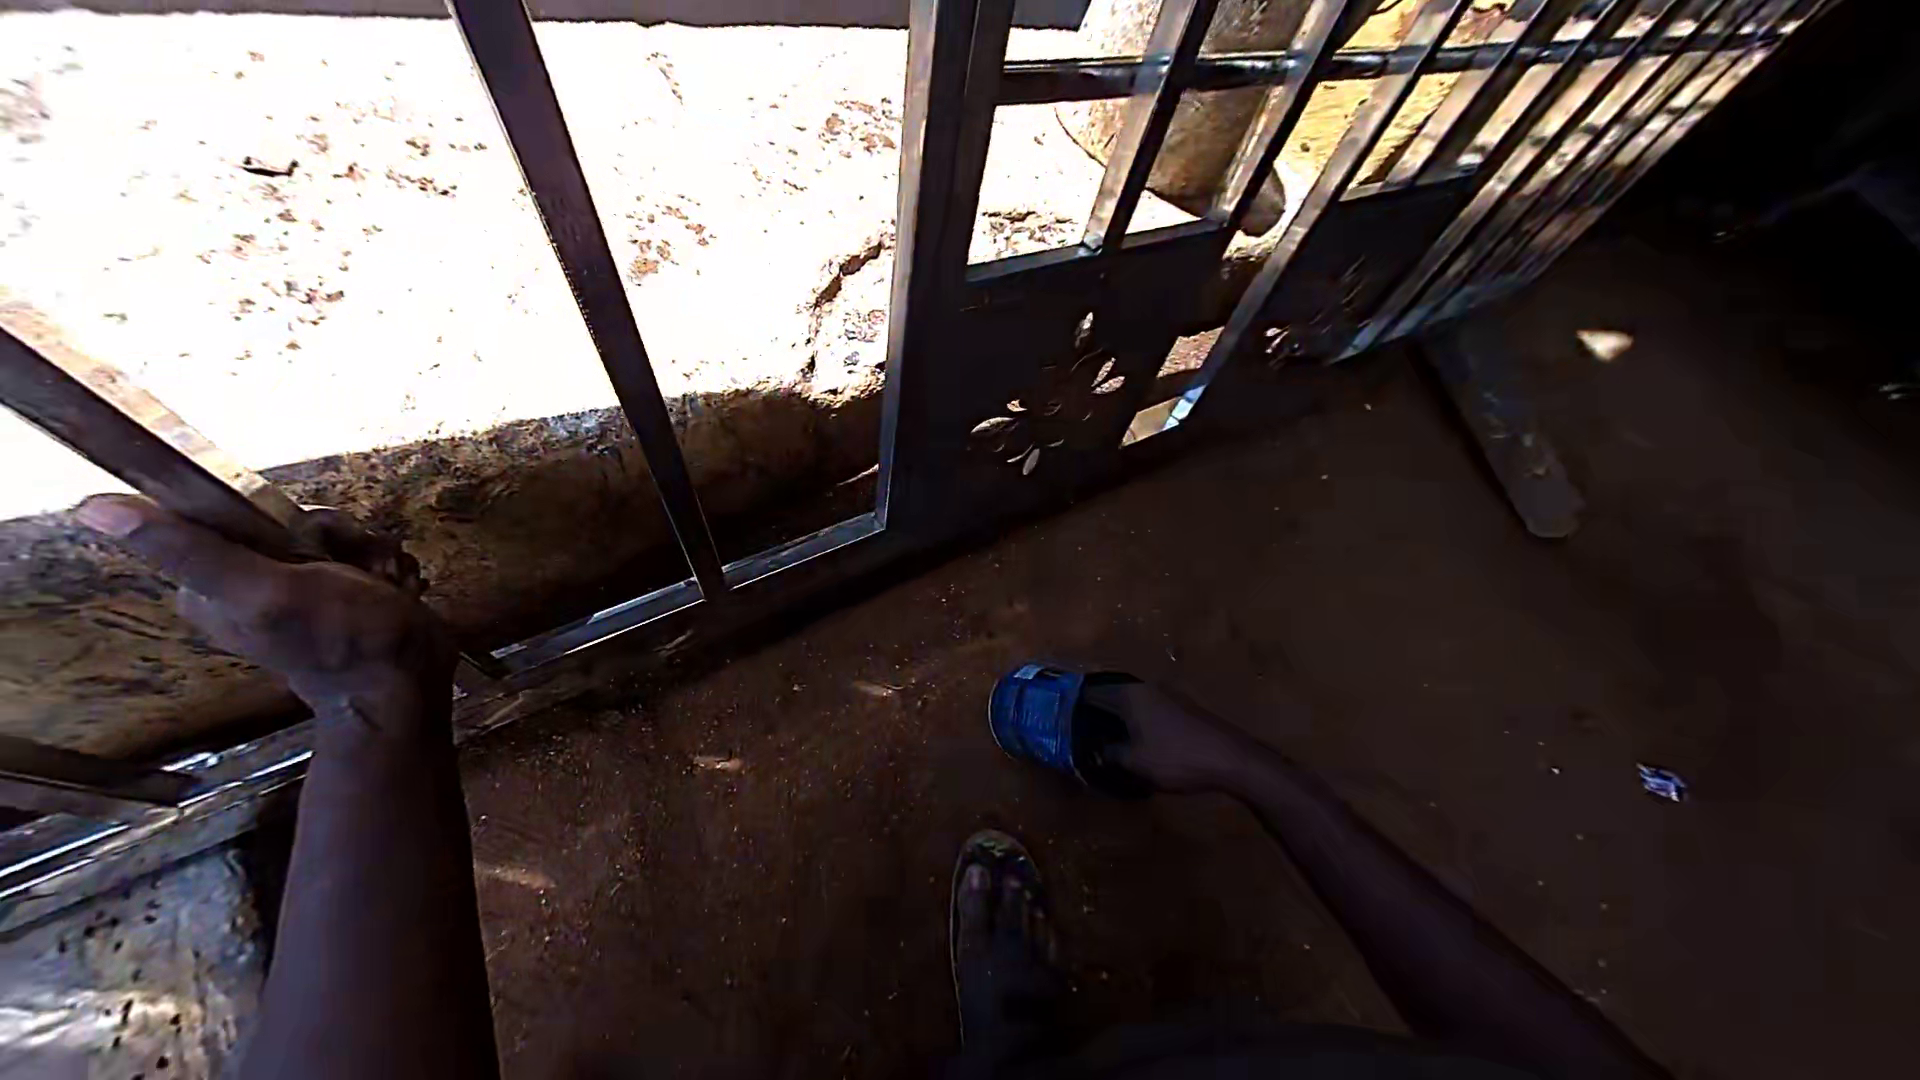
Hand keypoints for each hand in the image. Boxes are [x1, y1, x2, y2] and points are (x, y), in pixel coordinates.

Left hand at [75, 494, 453, 730]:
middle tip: (365, 572)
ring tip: (389, 585)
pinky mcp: (350, 594)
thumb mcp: (266, 592)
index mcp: (214, 586)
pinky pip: (371, 560)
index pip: (246, 519)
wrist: (406, 680)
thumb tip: (93, 507)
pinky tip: (400, 591)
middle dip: (350, 541)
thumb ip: (195, 553)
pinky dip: (393, 571)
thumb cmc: (343, 638)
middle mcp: (255, 584)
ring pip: (348, 540)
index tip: (321, 548)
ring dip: (379, 556)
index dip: (294, 522)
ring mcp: (307, 590)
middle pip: (306, 526)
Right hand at [1082, 680, 1267, 793]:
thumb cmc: (1177, 757)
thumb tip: (1092, 751)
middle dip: (1092, 710)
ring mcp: (1165, 695)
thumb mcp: (1136, 762)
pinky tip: (1131, 738)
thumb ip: (1109, 755)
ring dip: (1114, 716)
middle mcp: (1144, 687)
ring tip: (1099, 735)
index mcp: (1128, 694)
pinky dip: (1132, 720)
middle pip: (1109, 694)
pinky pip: (1145, 709)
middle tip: (1074, 729)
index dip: (1071, 705)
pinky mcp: (1180, 708)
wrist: (1232, 759)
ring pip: (1128, 701)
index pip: (1089, 692)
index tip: (1056, 717)